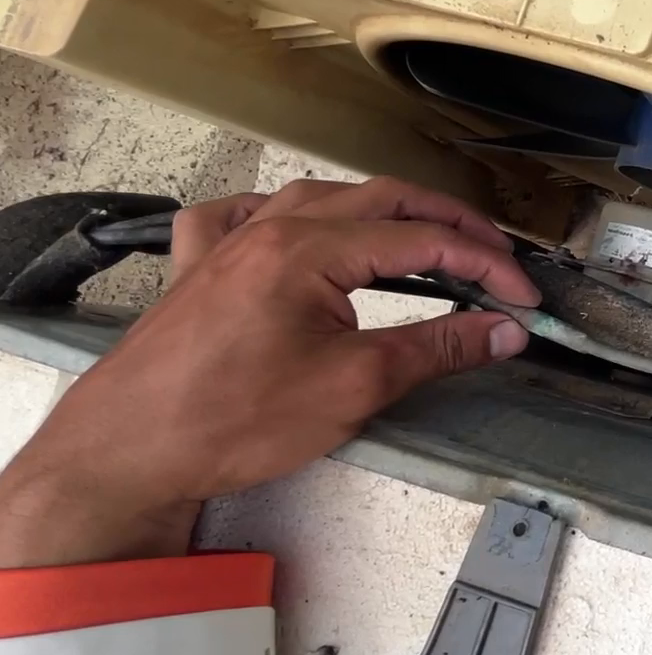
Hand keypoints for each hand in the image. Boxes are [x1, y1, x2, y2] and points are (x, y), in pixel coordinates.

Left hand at [0, 178, 539, 568]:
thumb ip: (443, 347)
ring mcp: (227, 242)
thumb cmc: (240, 421)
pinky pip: (248, 212)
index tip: (526, 300)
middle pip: (384, 198)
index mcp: (309, 251)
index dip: (489, 266)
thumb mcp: (360, 384)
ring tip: (432, 236)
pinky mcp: (199, 266)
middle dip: (454, 222)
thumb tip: (509, 331)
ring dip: (391, 210)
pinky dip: (295, 211)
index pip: (425, 240)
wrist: (121, 459)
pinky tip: (307, 227)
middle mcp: (269, 229)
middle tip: (500, 256)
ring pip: (326, 195)